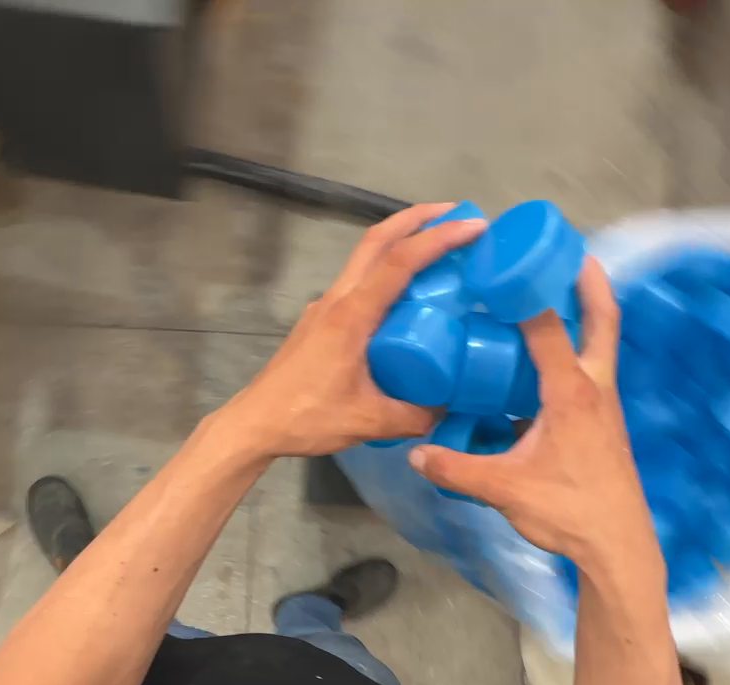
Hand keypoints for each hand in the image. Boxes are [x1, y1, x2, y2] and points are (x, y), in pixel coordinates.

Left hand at [217, 203, 487, 457]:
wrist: (255, 424)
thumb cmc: (306, 417)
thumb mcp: (368, 421)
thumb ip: (413, 416)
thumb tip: (447, 409)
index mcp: (351, 315)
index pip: (399, 261)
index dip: (439, 238)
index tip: (474, 226)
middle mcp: (336, 300)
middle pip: (376, 241)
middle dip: (417, 219)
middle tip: (456, 214)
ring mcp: (323, 309)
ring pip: (363, 259)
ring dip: (399, 243)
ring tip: (435, 248)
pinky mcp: (318, 323)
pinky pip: (356, 284)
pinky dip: (383, 273)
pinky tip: (402, 295)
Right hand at [408, 258, 662, 581]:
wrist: (616, 546)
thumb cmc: (567, 510)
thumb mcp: (504, 489)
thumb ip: (456, 469)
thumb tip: (415, 454)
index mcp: (571, 393)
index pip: (548, 329)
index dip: (525, 295)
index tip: (501, 268)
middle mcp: (594, 389)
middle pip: (602, 321)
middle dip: (587, 283)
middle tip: (569, 251)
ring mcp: (603, 407)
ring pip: (598, 347)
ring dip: (583, 317)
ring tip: (551, 299)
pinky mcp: (601, 425)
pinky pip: (588, 375)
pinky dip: (572, 355)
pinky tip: (541, 368)